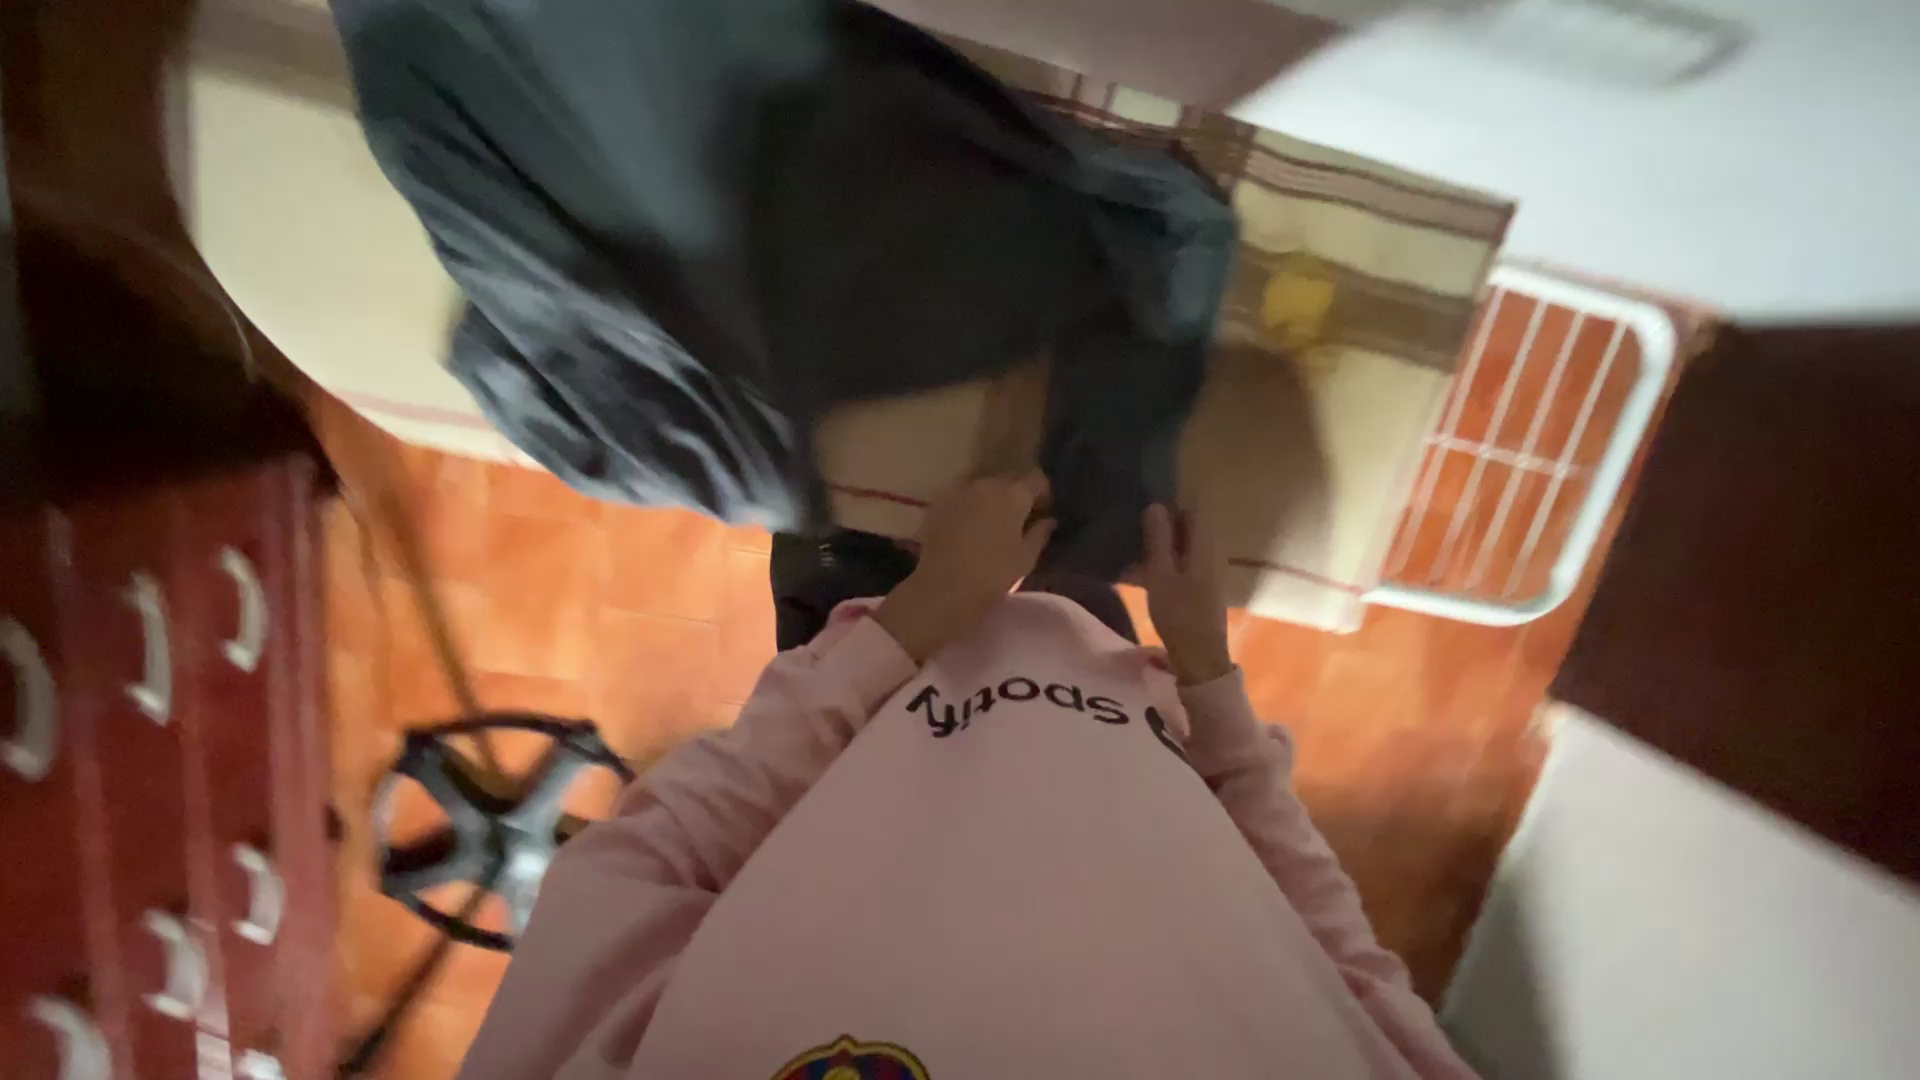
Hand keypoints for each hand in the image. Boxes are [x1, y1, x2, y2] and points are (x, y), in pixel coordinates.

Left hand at [874, 470, 1055, 662]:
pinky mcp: (938, 503)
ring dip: (993, 498)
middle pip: (1009, 479)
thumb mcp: (1025, 557)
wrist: (943, 588)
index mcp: (1012, 494)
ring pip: (984, 486)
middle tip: (1021, 518)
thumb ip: (1040, 533)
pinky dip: (971, 506)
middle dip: (1018, 493)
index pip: (1036, 479)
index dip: (1044, 494)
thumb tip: (1049, 520)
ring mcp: (958, 491)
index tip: (1044, 512)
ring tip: (994, 523)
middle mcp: (986, 484)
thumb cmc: (993, 574)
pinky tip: (969, 527)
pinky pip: (962, 496)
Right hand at [1142, 503, 1232, 685]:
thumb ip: (1158, 539)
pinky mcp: (1205, 586)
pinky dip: (1168, 561)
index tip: (1146, 506)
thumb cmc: (1179, 613)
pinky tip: (1146, 572)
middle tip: (1135, 527)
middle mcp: (1213, 552)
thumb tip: (1156, 505)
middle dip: (1165, 524)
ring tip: (1135, 549)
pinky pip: (1185, 562)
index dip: (1171, 504)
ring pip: (1186, 545)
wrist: (1200, 656)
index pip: (1194, 508)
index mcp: (1205, 545)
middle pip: (1190, 526)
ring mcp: (1211, 570)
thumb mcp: (1160, 574)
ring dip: (1164, 544)